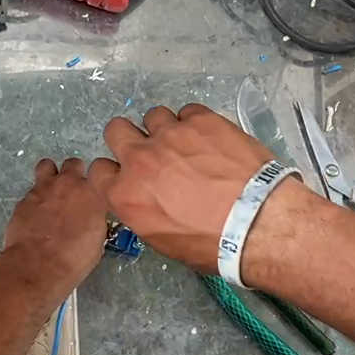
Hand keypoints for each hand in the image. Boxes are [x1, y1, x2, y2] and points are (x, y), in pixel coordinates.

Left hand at [0, 158, 109, 297]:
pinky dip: (35, 199)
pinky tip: (35, 215)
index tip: (94, 191)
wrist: (38, 265)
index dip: (96, 180)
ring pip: (47, 166)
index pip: (99, 170)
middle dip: (73, 173)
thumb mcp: (97, 238)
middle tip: (73, 191)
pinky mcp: (24, 199)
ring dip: (50, 175)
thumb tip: (91, 213)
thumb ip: (95, 216)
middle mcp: (68, 184)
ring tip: (51, 192)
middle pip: (73, 164)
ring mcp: (43, 188)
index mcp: (92, 192)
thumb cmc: (75, 257)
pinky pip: (32, 191)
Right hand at [88, 103, 285, 271]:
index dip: (112, 172)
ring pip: (153, 115)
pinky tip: (210, 139)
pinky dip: (195, 123)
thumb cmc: (210, 243)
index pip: (97, 170)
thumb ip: (141, 209)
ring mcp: (170, 134)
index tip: (127, 176)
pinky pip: (187, 111)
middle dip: (129, 139)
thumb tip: (146, 198)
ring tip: (186, 144)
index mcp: (124, 193)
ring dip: (164, 129)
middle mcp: (139, 158)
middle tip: (151, 152)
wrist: (256, 221)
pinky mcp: (201, 120)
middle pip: (115, 130)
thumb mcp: (162, 238)